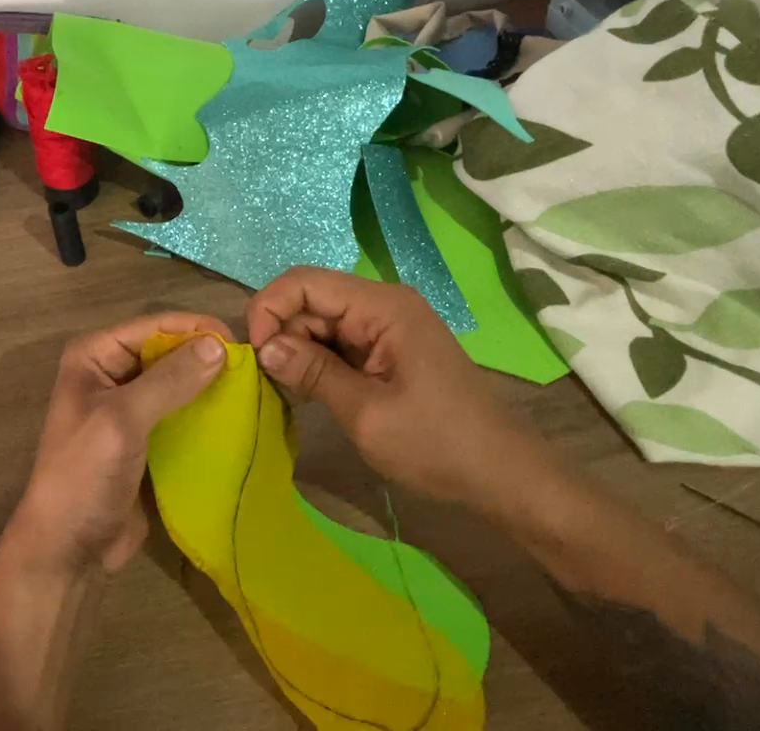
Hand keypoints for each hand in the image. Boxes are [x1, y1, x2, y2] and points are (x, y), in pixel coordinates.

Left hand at [8, 312, 230, 574]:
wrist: (68, 548)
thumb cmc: (83, 475)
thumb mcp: (123, 420)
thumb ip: (169, 381)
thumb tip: (219, 345)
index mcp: (94, 356)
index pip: (153, 326)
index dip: (196, 329)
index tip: (243, 344)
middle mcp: (112, 373)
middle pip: (169, 351)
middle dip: (207, 357)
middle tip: (255, 369)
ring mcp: (130, 407)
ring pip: (179, 382)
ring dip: (212, 386)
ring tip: (255, 391)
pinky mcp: (147, 438)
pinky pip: (183, 414)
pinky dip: (207, 413)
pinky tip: (239, 418)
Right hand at [246, 266, 548, 507]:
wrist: (504, 477)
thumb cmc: (438, 446)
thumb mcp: (366, 414)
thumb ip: (312, 373)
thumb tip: (263, 347)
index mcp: (382, 306)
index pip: (304, 282)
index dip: (269, 308)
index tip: (255, 355)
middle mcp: (382, 303)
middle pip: (310, 299)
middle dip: (281, 332)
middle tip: (268, 382)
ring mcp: (386, 325)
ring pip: (319, 320)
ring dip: (296, 349)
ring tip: (286, 391)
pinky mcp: (387, 347)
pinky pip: (337, 340)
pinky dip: (316, 360)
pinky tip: (308, 391)